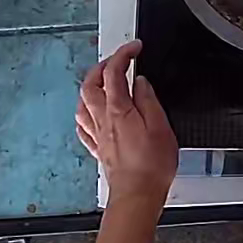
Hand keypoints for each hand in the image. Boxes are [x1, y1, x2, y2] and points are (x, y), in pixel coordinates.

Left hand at [76, 40, 177, 207]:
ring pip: (82, 103)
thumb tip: (140, 83)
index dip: (123, 54)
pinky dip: (86, 112)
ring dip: (90, 87)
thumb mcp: (160, 126)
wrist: (137, 195)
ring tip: (102, 81)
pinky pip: (83, 125)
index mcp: (119, 110)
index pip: (115, 72)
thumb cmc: (151, 166)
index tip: (134, 47)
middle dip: (102, 67)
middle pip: (91, 84)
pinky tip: (91, 114)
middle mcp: (103, 120)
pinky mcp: (99, 149)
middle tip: (117, 60)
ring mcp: (98, 135)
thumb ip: (148, 100)